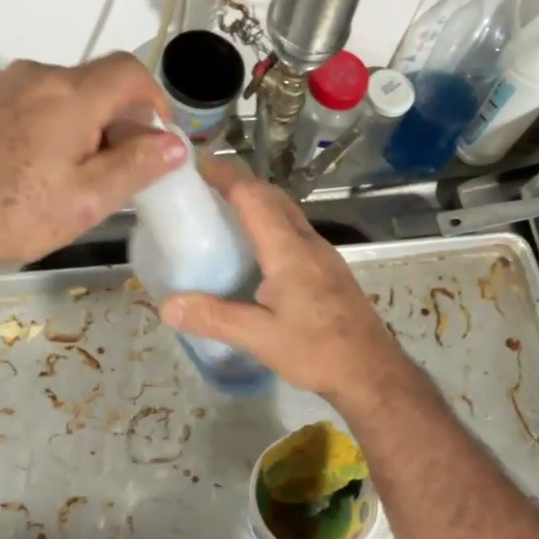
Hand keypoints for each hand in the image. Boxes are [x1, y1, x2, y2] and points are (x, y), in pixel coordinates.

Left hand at [0, 53, 187, 275]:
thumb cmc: (16, 213)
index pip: (130, 72)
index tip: (157, 138)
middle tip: (118, 170)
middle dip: (116, 121)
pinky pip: (26, 103)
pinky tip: (31, 169)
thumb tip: (176, 145)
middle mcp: (35, 75)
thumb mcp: (88, 200)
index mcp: (71, 94)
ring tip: (71, 176)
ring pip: (58, 95)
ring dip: (79, 125)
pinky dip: (45, 126)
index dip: (154, 101)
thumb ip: (137, 166)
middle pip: (93, 84)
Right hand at [160, 162, 413, 404]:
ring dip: (259, 205)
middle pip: (274, 198)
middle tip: (207, 189)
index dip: (226, 176)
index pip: (254, 197)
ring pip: (288, 215)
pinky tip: (258, 254)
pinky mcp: (331, 273)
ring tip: (227, 216)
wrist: (370, 372)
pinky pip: (297, 235)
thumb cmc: (317, 351)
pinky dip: (272, 228)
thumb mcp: (261, 338)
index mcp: (290, 251)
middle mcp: (309, 244)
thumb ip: (215, 319)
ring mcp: (325, 257)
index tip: (198, 166)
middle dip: (241, 185)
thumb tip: (167, 306)